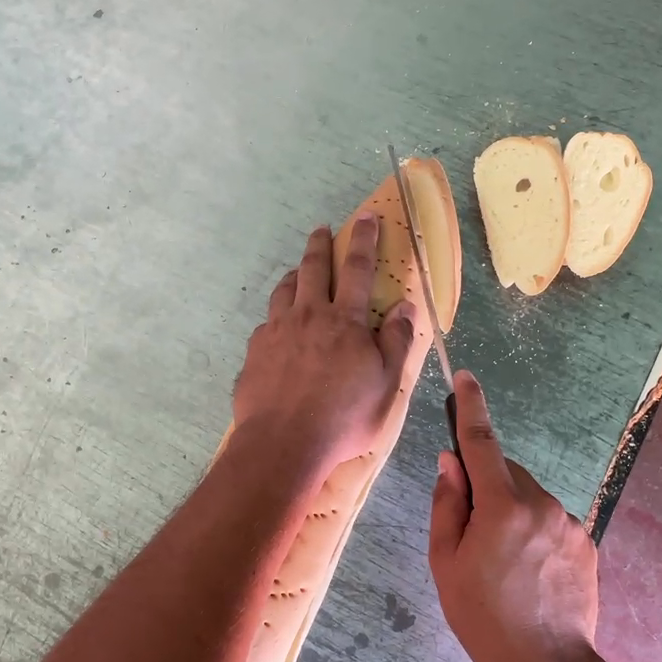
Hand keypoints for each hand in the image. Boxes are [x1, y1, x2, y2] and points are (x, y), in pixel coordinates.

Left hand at [232, 215, 417, 469]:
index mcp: (344, 320)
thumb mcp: (385, 384)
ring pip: (284, 290)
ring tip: (297, 271)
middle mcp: (308, 315)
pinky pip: (267, 323)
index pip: (357, 269)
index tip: (366, 218)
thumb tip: (406, 307)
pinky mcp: (255, 351)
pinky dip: (277, 316)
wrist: (283, 444)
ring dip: (293, 275)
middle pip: (313, 268)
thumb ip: (396, 342)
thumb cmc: (343, 417)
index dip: (364, 240)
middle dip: (320, 245)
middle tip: (321, 230)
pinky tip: (278, 327)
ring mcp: (276, 331)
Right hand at [429, 371, 599, 661]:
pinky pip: (551, 520)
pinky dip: (535, 531)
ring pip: (530, 498)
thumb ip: (447, 504)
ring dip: (512, 512)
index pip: (481, 442)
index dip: (470, 407)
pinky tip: (530, 572)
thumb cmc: (482, 617)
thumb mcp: (445, 562)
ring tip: (505, 563)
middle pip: (507, 473)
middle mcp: (541, 503)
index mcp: (502, 506)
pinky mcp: (587, 542)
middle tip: (474, 534)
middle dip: (489, 487)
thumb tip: (450, 462)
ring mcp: (570, 523)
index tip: (465, 377)